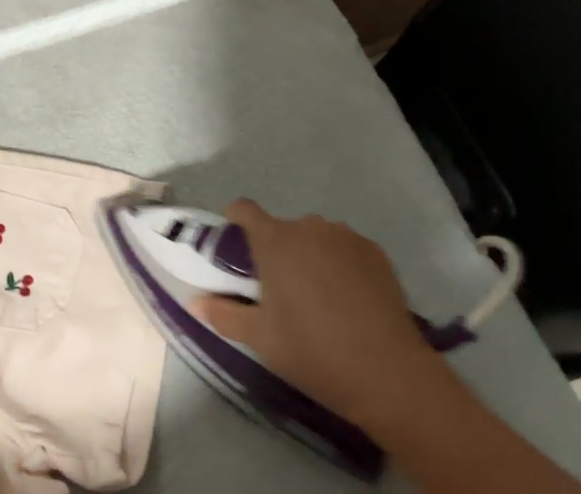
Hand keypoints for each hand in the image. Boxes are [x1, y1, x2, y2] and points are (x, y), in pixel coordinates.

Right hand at [194, 199, 444, 429]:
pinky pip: (345, 248)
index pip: (245, 209)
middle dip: (276, 251)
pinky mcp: (375, 251)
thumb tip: (194, 301)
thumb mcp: (260, 339)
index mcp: (276, 241)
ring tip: (318, 299)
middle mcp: (310, 227)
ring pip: (316, 238)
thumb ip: (223, 314)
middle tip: (278, 292)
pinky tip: (348, 301)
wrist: (386, 371)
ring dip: (309, 256)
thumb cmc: (312, 352)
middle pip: (282, 229)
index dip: (235, 221)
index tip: (235, 248)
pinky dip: (340, 265)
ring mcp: (346, 236)